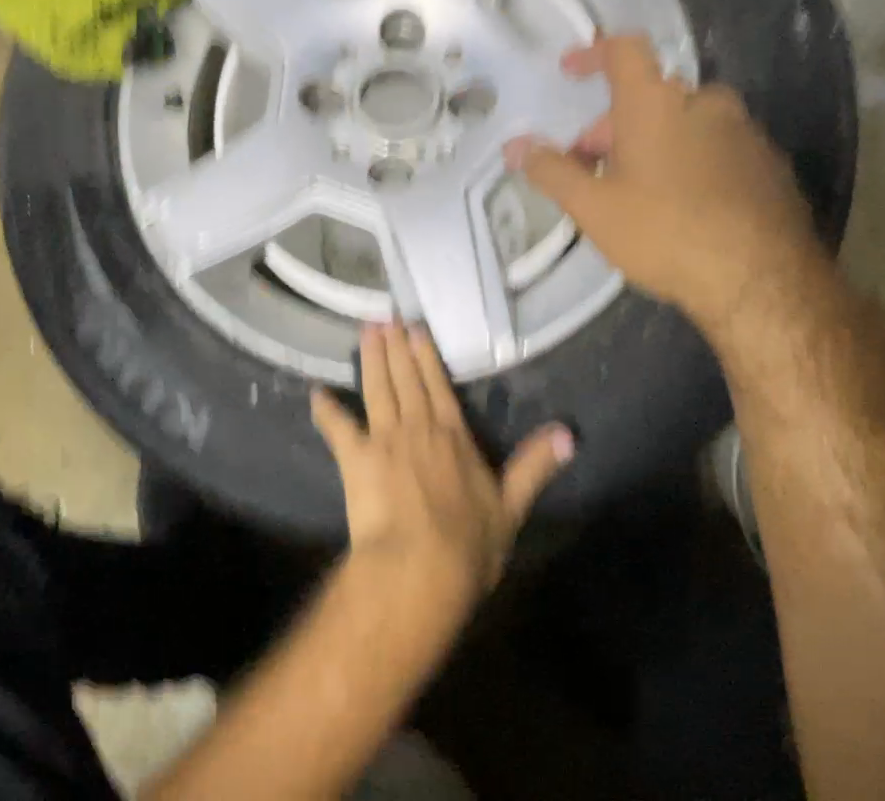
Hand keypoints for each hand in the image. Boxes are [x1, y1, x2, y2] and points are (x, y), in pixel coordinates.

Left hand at [310, 322, 573, 593]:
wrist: (419, 566)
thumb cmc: (469, 543)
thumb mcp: (511, 506)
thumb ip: (535, 466)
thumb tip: (568, 434)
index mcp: (453, 436)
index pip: (438, 386)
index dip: (426, 356)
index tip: (415, 329)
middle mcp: (418, 427)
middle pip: (405, 379)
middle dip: (395, 346)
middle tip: (384, 317)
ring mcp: (383, 440)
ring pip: (377, 390)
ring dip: (371, 360)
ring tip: (365, 331)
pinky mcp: (354, 460)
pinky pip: (336, 428)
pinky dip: (325, 410)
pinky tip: (316, 392)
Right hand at [504, 34, 825, 331]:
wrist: (761, 279)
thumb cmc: (665, 233)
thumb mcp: (594, 208)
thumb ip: (551, 171)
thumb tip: (515, 146)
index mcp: (656, 102)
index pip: (623, 50)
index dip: (593, 53)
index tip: (570, 70)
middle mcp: (705, 102)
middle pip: (650, 98)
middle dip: (614, 127)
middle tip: (590, 169)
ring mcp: (744, 131)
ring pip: (684, 125)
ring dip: (653, 146)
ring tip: (634, 195)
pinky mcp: (768, 163)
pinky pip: (716, 149)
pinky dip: (689, 163)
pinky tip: (680, 210)